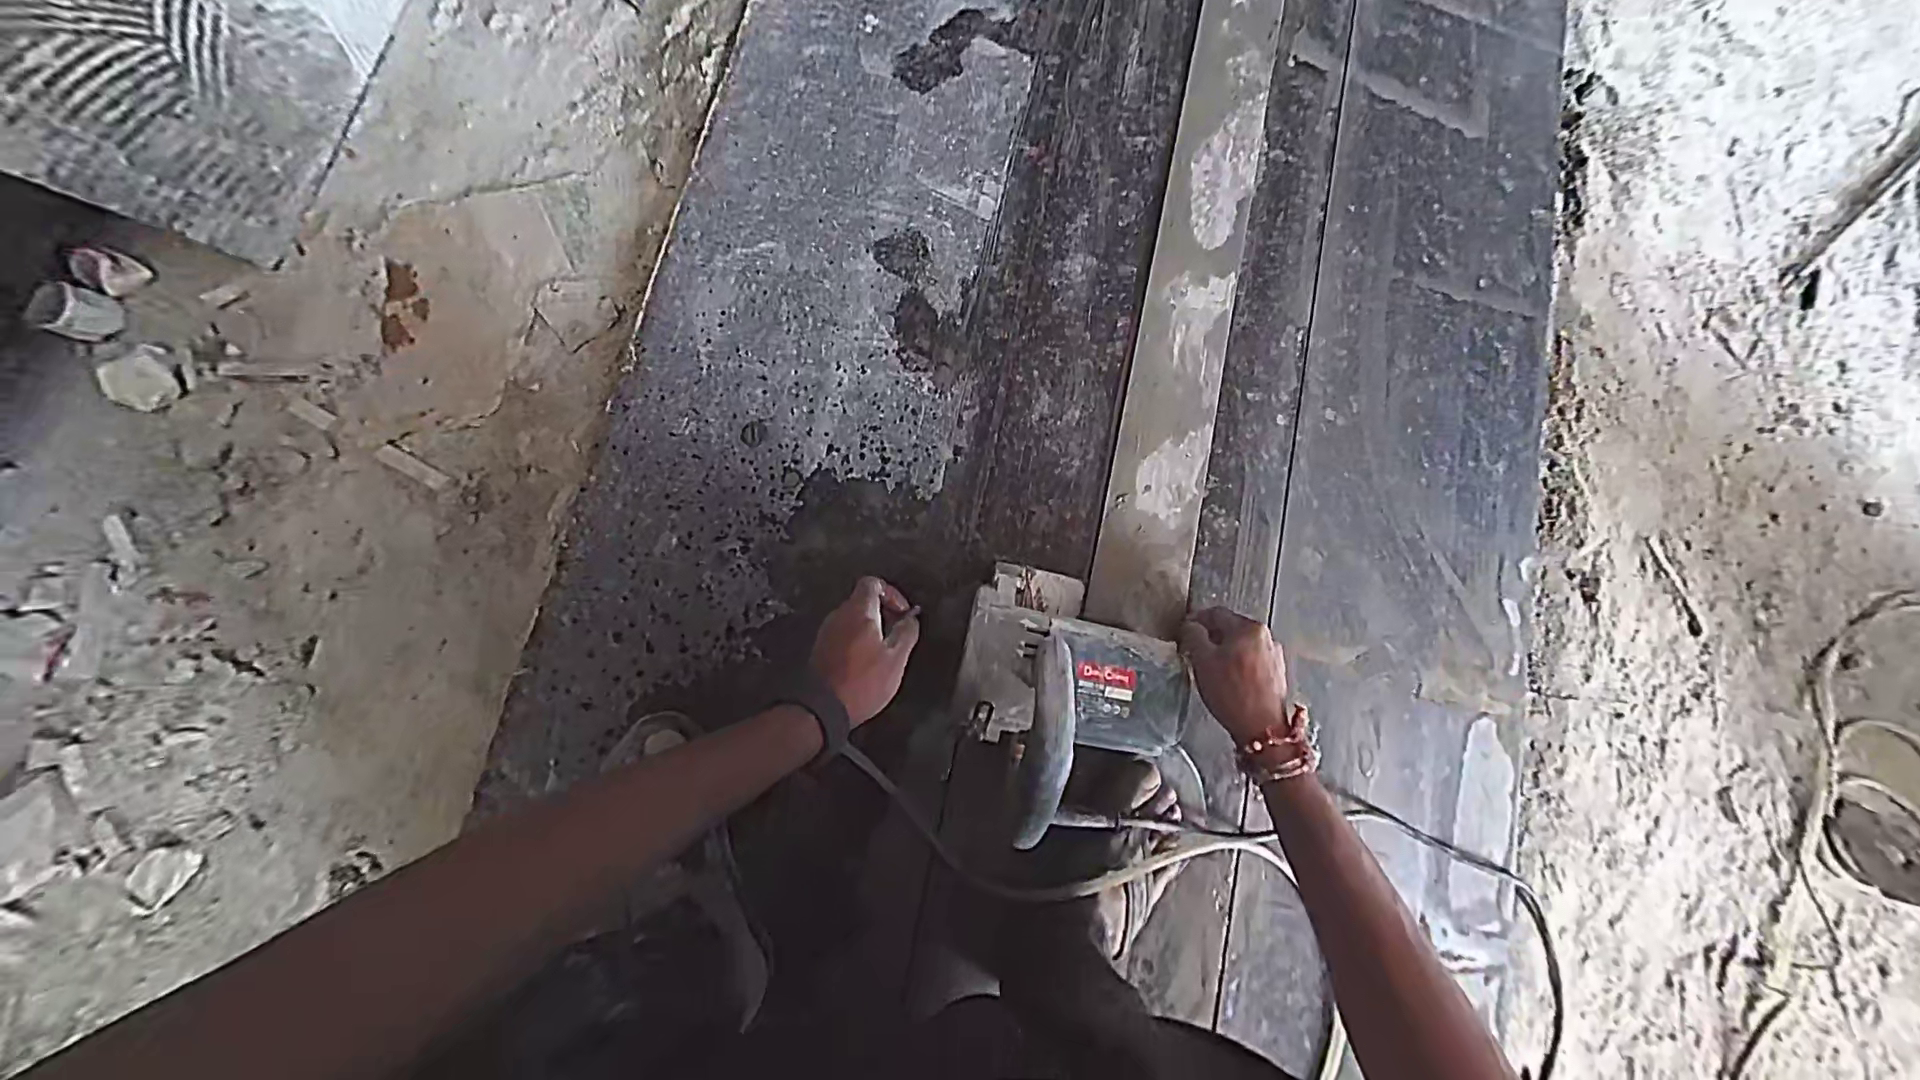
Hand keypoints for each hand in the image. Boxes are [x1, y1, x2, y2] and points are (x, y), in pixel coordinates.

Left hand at [811, 577, 921, 725]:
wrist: (821, 708)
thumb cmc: (862, 682)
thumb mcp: (896, 659)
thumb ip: (906, 633)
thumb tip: (911, 619)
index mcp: (859, 611)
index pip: (872, 583)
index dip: (892, 593)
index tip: (903, 613)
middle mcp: (838, 615)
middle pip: (862, 600)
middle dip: (883, 612)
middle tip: (898, 632)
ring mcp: (826, 632)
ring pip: (852, 618)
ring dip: (870, 628)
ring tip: (884, 651)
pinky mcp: (820, 649)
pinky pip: (842, 634)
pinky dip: (857, 640)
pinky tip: (866, 662)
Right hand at [1178, 607, 1290, 744]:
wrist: (1263, 729)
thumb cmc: (1232, 692)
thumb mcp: (1202, 660)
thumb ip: (1193, 636)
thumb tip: (1190, 626)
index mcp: (1249, 628)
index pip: (1216, 613)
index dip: (1196, 619)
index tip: (1184, 629)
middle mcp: (1266, 637)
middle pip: (1231, 628)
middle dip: (1211, 636)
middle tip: (1193, 650)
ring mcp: (1274, 655)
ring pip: (1242, 645)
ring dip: (1224, 651)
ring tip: (1209, 667)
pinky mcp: (1277, 673)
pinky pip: (1251, 660)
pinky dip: (1237, 664)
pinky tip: (1228, 679)